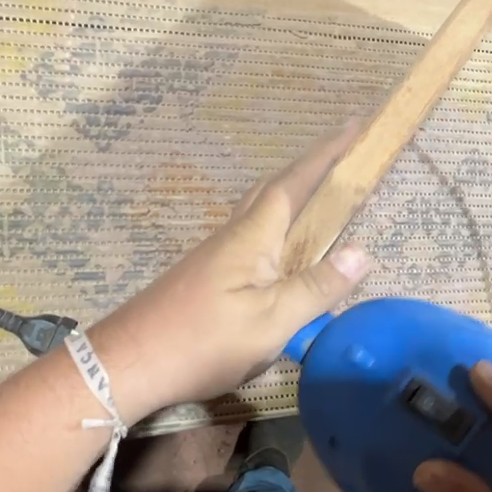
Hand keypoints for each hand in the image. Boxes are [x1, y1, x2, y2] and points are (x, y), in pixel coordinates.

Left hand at [87, 126, 374, 420]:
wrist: (129, 365)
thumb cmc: (202, 342)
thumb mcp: (270, 321)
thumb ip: (316, 288)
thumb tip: (362, 253)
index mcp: (251, 238)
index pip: (294, 183)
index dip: (326, 154)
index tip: (354, 126)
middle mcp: (233, 237)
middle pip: (274, 189)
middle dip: (311, 168)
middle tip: (344, 158)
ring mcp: (216, 256)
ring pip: (261, 212)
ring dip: (293, 195)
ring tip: (324, 198)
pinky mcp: (208, 277)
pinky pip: (253, 237)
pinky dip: (279, 228)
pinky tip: (286, 249)